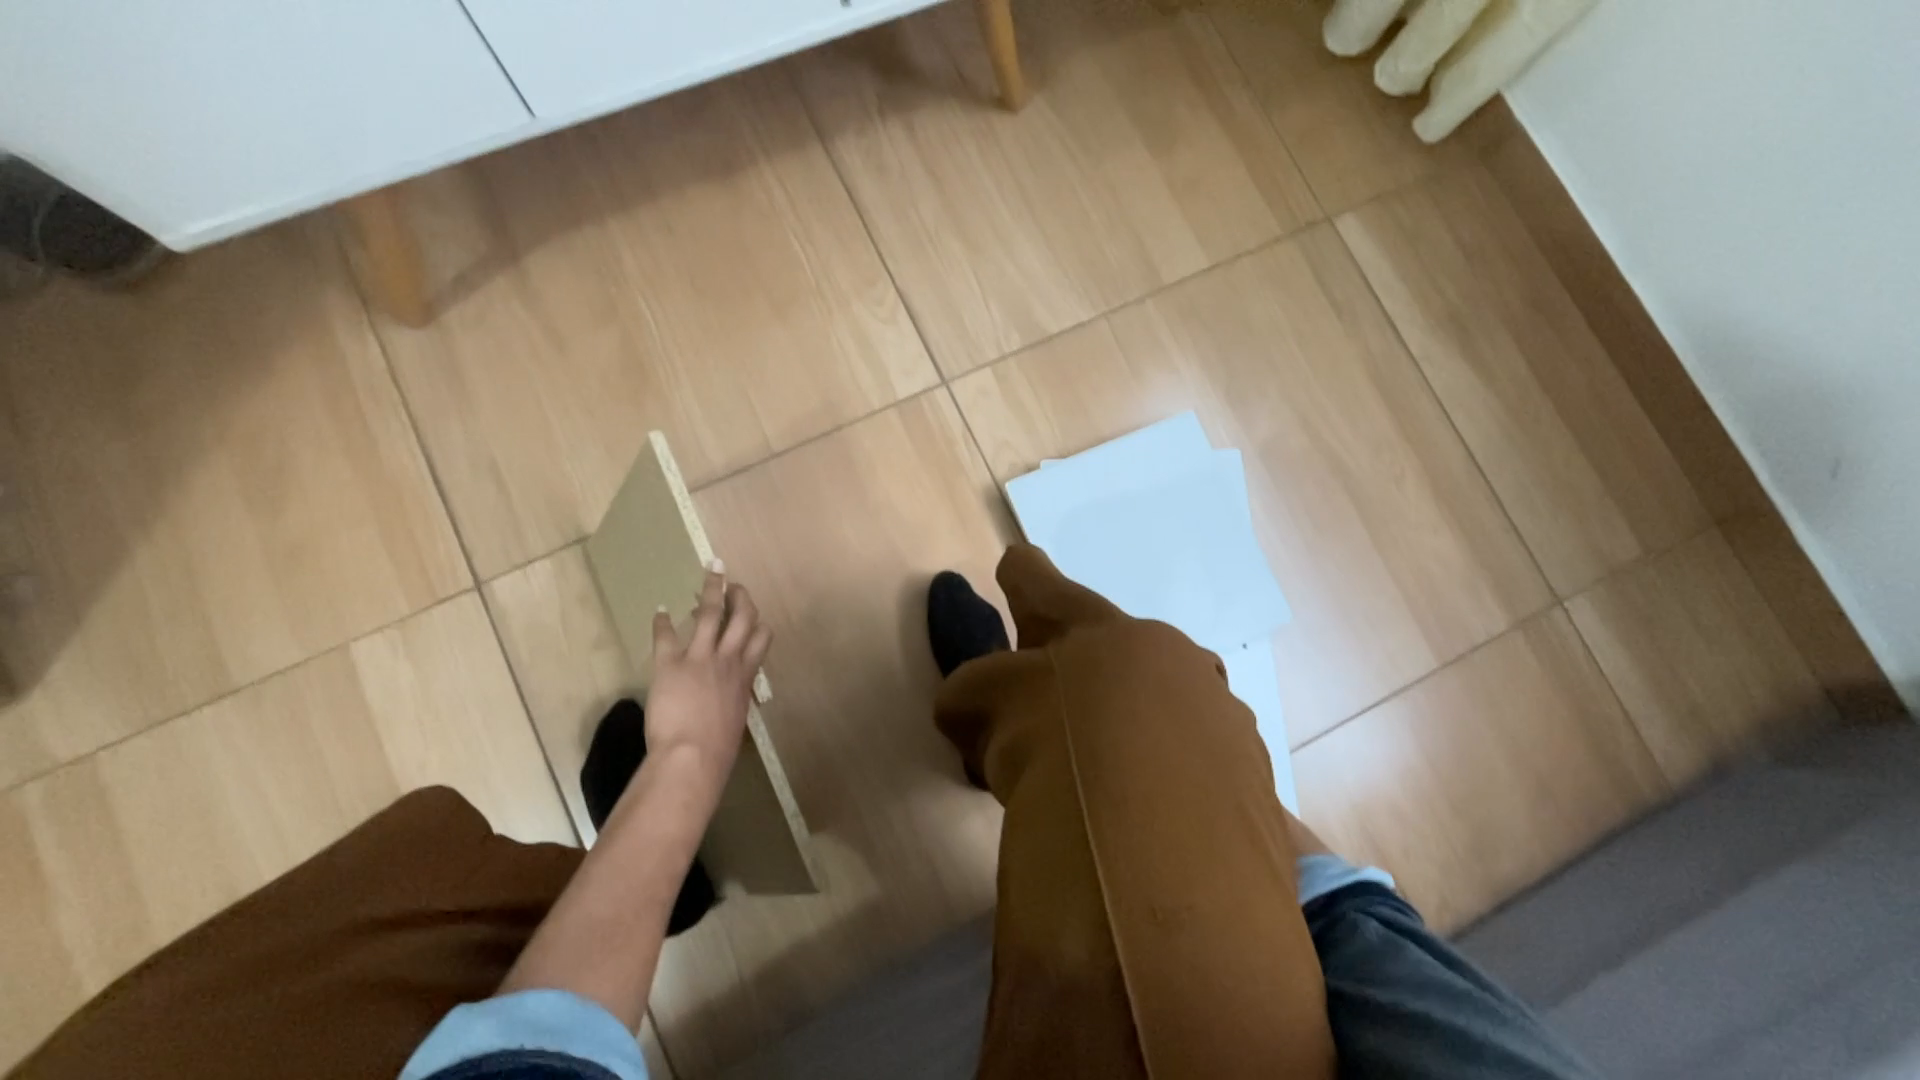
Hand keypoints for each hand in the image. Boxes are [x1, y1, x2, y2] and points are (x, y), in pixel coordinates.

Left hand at [644, 561, 771, 781]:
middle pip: (742, 616)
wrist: (693, 755)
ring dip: (712, 589)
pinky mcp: (670, 663)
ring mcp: (700, 658)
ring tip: (712, 572)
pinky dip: (662, 621)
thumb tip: (729, 701)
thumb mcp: (735, 720)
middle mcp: (728, 660)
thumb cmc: (718, 749)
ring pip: (710, 613)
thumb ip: (733, 701)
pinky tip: (660, 611)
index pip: (761, 638)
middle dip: (740, 596)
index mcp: (745, 676)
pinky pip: (666, 635)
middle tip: (735, 584)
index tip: (751, 614)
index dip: (757, 622)